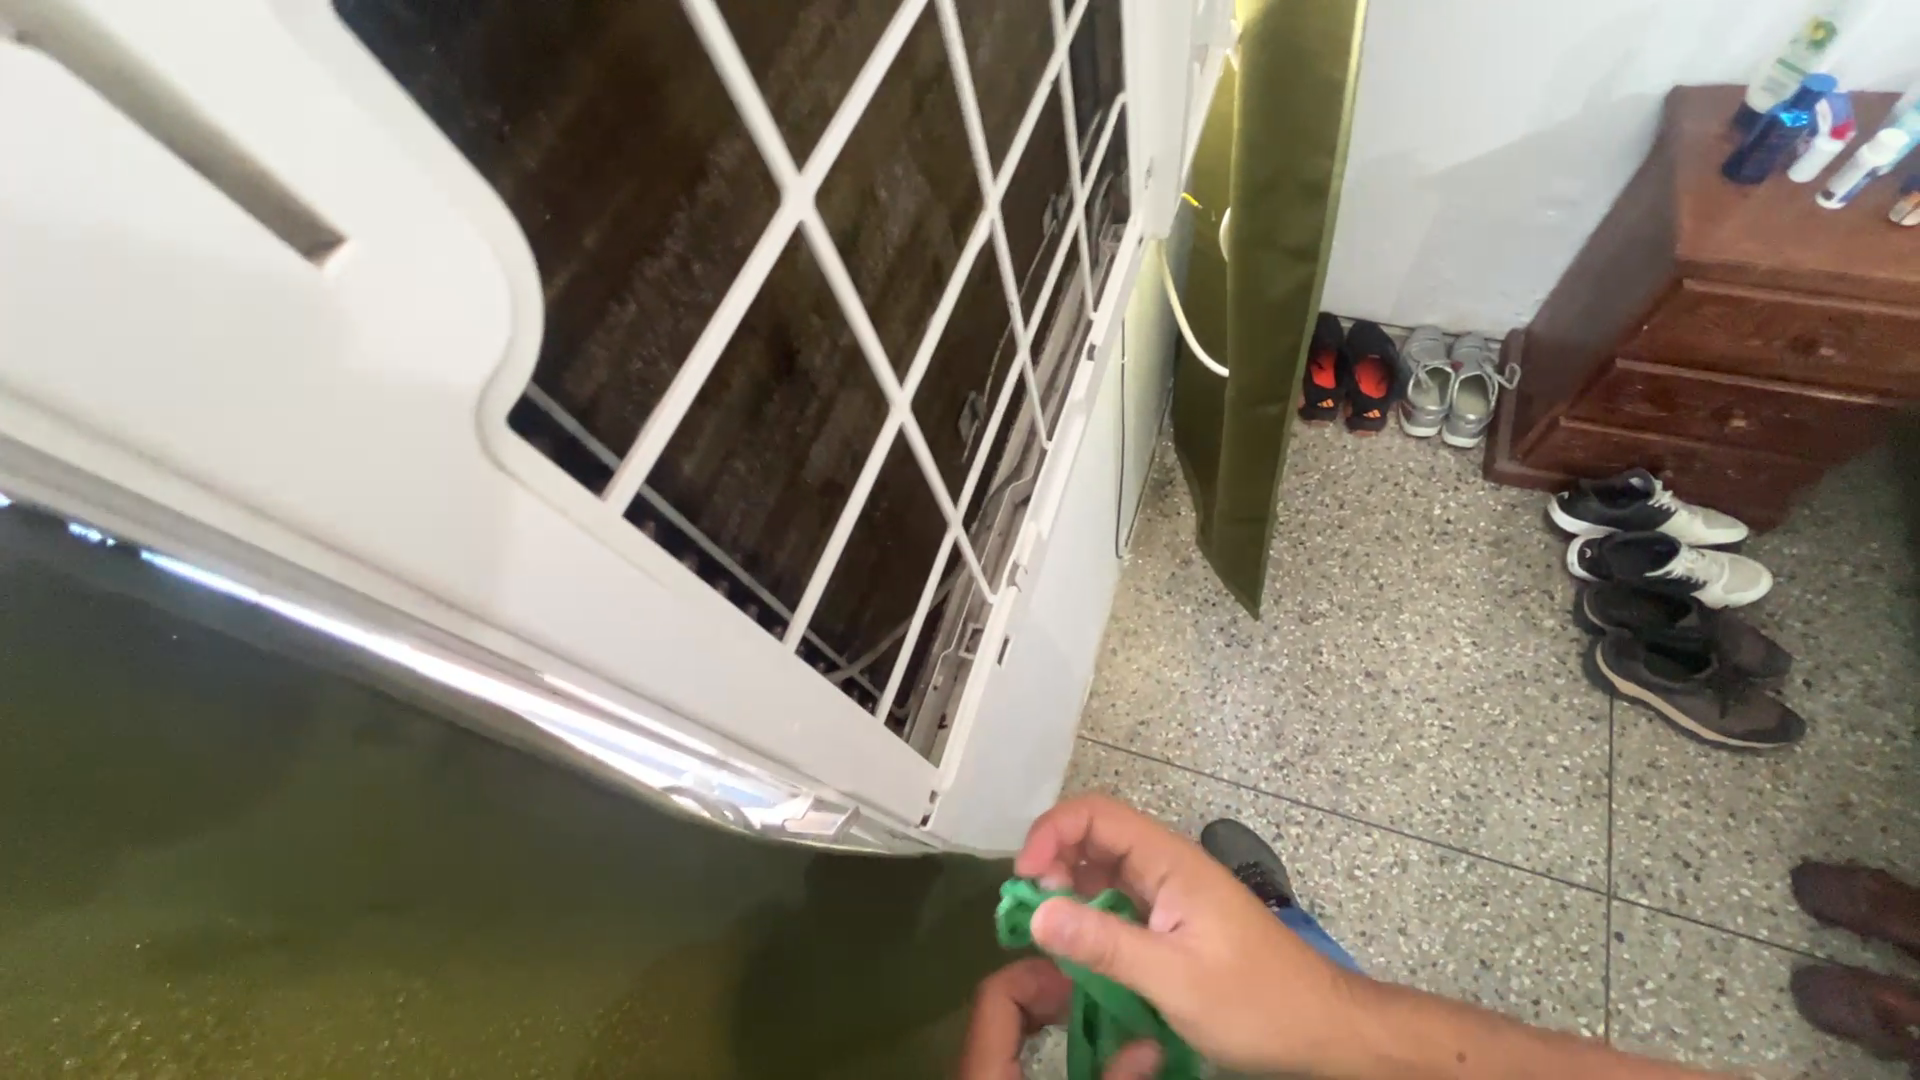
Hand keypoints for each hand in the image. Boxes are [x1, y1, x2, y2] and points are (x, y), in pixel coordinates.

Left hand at [956, 956, 1163, 1079]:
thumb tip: (1150, 1044)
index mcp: (983, 1066)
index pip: (996, 993)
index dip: (1037, 975)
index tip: (1079, 976)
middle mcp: (973, 1063)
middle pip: (1000, 1002)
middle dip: (1047, 989)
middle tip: (1091, 992)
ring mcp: (981, 1074)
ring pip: (1004, 1026)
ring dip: (1045, 1013)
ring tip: (1087, 1015)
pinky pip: (1007, 1048)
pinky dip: (1037, 1036)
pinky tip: (1070, 1047)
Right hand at [1014, 795, 1360, 1075]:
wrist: (1325, 1031)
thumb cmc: (1256, 1002)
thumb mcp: (1174, 980)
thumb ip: (1103, 944)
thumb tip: (1036, 912)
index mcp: (1169, 859)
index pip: (1096, 814)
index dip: (1052, 832)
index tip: (1025, 878)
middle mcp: (1166, 862)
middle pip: (1095, 834)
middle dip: (1054, 859)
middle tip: (1032, 908)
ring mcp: (1170, 888)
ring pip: (1103, 865)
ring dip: (1068, 886)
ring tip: (1048, 927)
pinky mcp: (1173, 915)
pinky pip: (1118, 896)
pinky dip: (1089, 910)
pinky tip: (1080, 942)